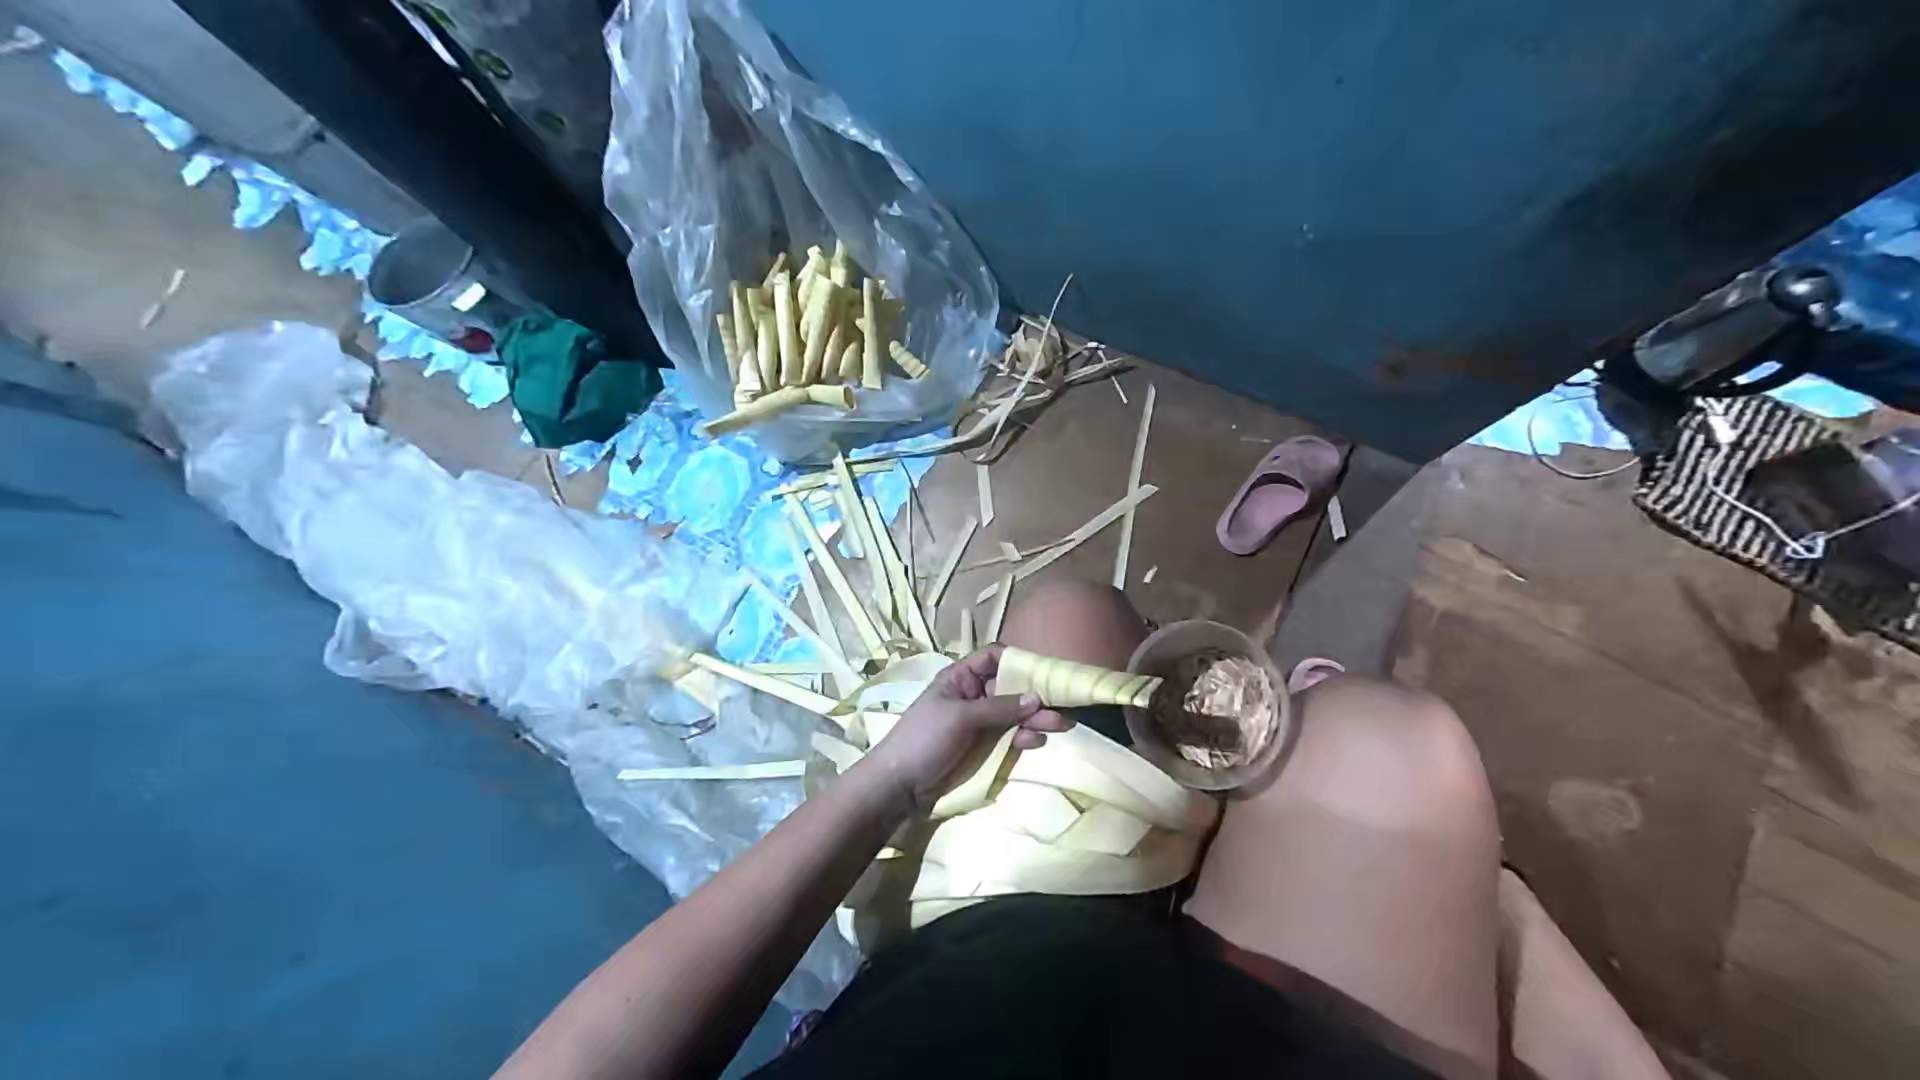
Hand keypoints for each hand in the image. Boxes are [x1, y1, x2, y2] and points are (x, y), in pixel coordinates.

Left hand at [860, 644, 1071, 814]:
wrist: (900, 785)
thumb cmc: (925, 739)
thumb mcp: (961, 717)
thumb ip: (999, 707)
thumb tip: (1036, 697)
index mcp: (960, 678)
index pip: (993, 658)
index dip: (1017, 661)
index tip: (1042, 672)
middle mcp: (972, 696)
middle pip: (1009, 687)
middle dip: (1034, 695)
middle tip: (1062, 705)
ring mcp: (979, 723)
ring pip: (1013, 714)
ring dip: (1035, 718)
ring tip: (1060, 725)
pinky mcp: (982, 747)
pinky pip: (1009, 736)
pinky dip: (1024, 737)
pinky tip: (1037, 741)